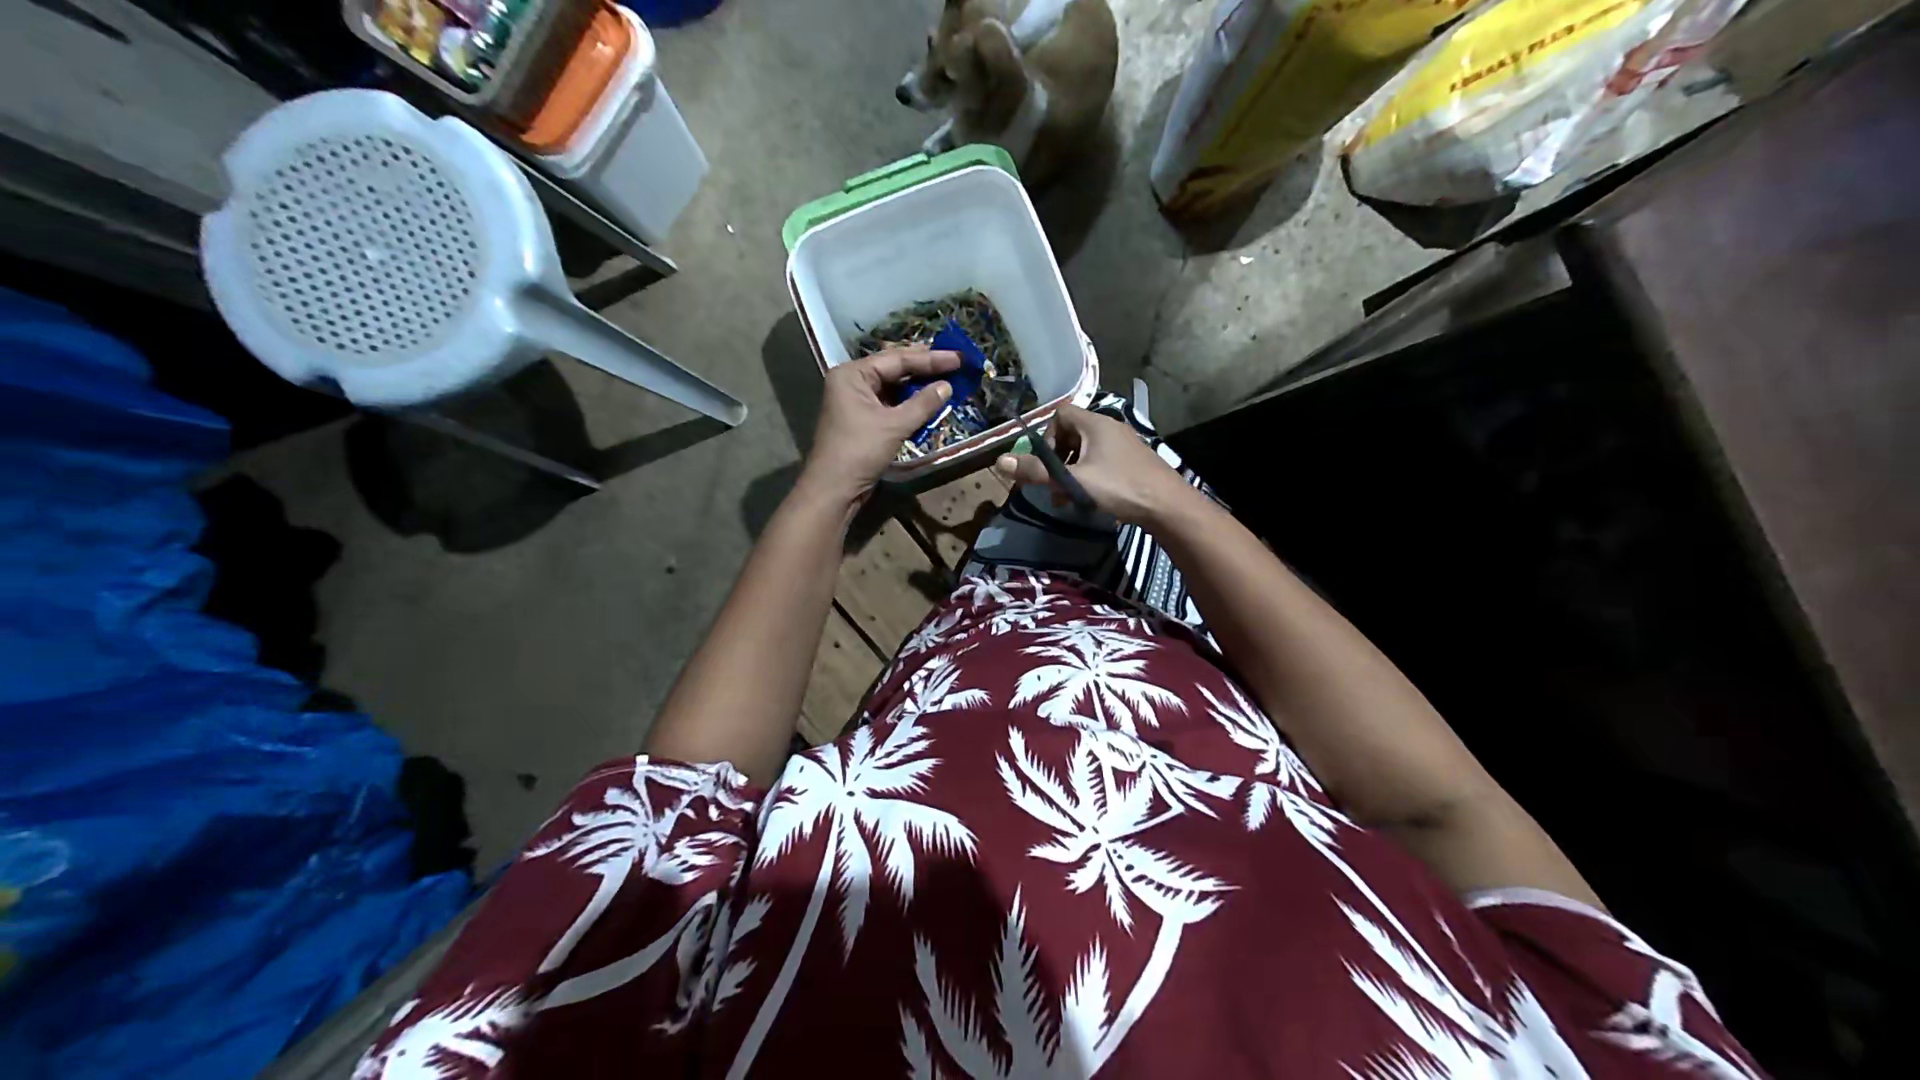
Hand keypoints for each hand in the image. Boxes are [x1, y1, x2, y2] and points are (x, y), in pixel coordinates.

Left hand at [799, 346, 960, 504]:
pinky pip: (891, 405)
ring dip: (919, 387)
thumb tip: (947, 387)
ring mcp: (856, 401)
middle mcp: (852, 382)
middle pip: (894, 369)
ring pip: (893, 388)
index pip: (897, 359)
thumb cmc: (859, 451)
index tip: (959, 358)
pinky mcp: (863, 420)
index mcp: (852, 374)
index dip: (930, 358)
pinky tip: (930, 402)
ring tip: (948, 380)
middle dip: (925, 368)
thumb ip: (923, 403)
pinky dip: (910, 404)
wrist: (835, 489)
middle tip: (955, 363)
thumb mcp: (895, 425)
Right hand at [993, 404, 1192, 524]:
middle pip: (1072, 433)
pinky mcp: (1133, 461)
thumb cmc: (1120, 487)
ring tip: (1068, 498)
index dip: (1047, 435)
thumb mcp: (1074, 481)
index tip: (1046, 462)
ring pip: (1086, 451)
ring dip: (1072, 471)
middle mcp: (1110, 427)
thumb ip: (1037, 472)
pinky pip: (1102, 461)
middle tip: (1054, 484)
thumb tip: (1000, 461)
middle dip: (1058, 459)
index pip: (1060, 414)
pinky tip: (1090, 499)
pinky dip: (1089, 476)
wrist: (1168, 506)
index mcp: (1095, 424)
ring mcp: (1124, 444)